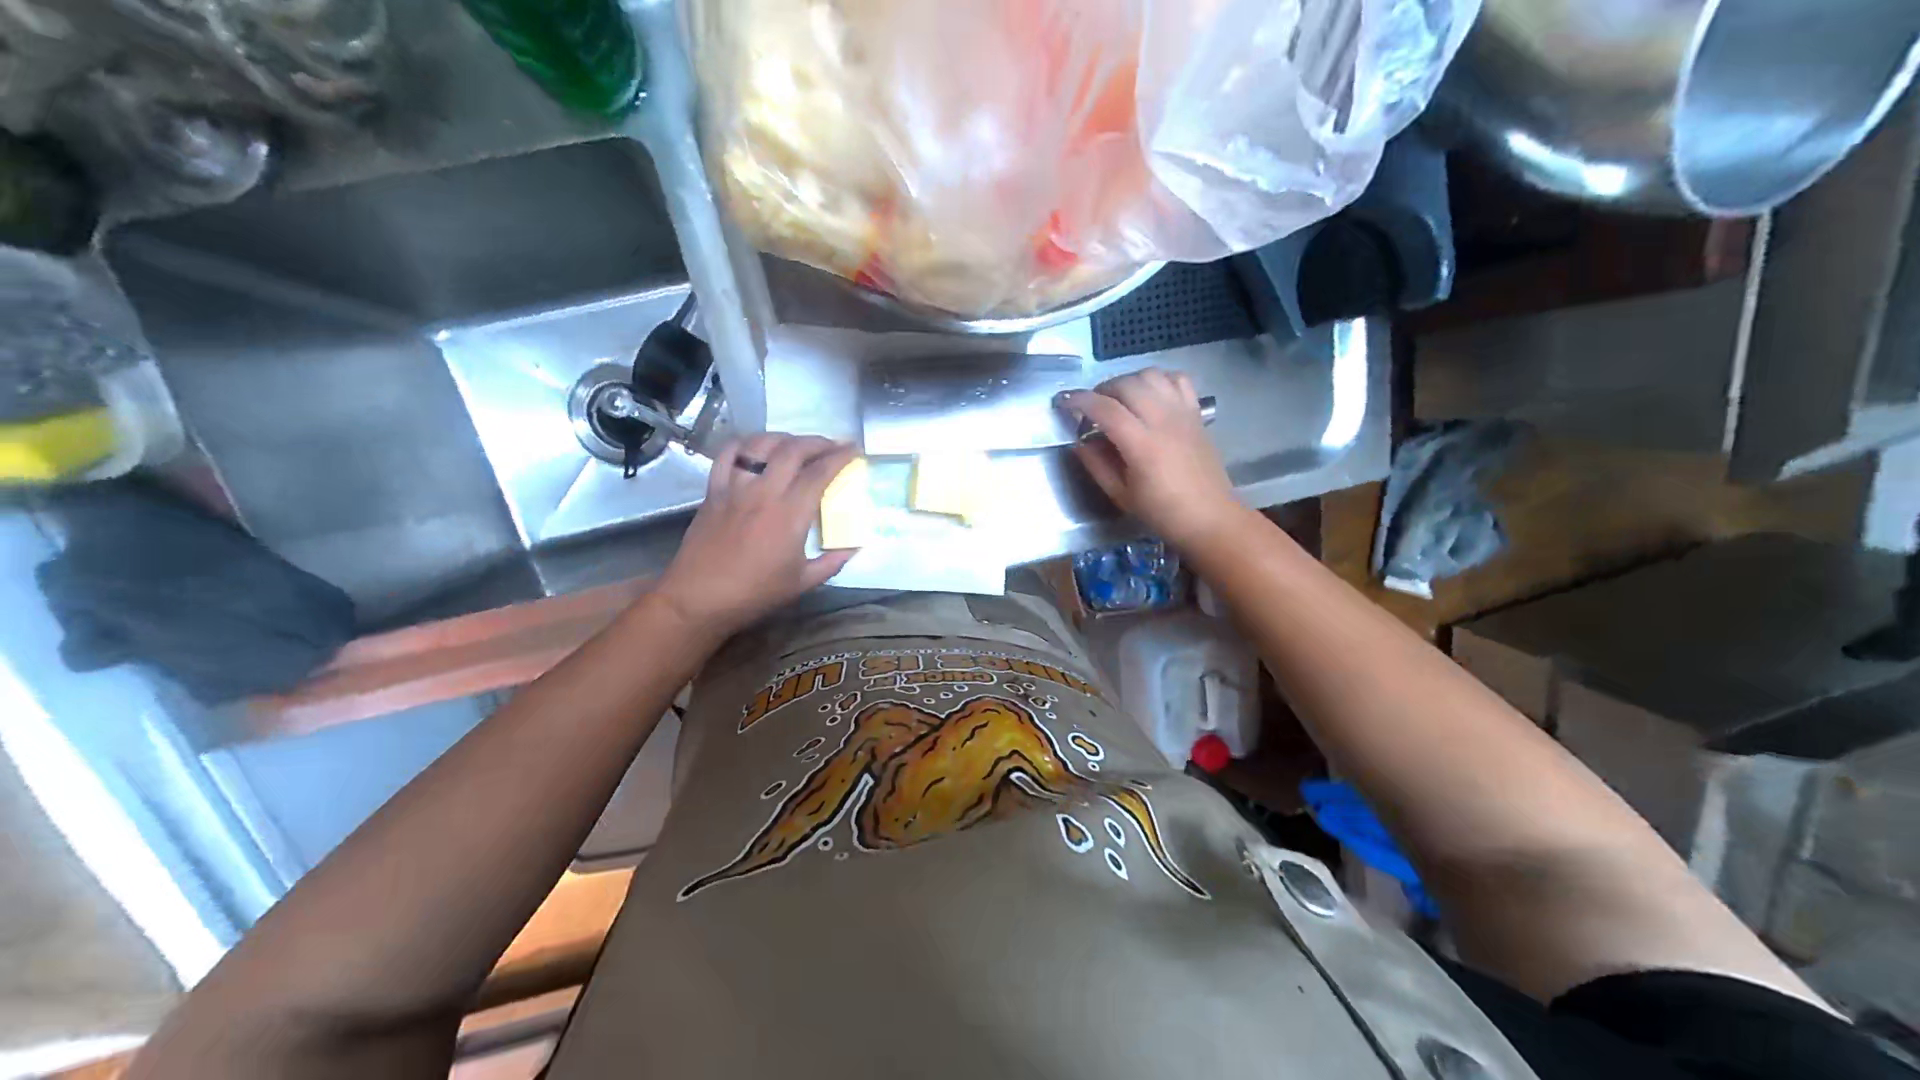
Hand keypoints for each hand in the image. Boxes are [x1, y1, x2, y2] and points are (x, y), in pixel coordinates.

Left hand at [653, 433, 858, 636]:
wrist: (699, 598)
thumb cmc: (754, 593)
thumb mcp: (802, 583)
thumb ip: (831, 563)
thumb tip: (853, 548)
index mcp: (790, 513)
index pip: (821, 472)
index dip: (841, 456)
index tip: (854, 450)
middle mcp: (764, 491)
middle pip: (793, 449)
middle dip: (818, 442)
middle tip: (832, 446)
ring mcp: (736, 487)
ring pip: (761, 445)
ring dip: (784, 438)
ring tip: (797, 445)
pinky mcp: (714, 491)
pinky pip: (727, 455)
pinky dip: (745, 444)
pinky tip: (755, 449)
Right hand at [1057, 368, 1243, 550]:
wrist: (1210, 517)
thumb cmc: (1162, 512)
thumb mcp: (1120, 495)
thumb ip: (1096, 464)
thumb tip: (1079, 441)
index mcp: (1143, 445)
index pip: (1106, 409)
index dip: (1081, 401)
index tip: (1065, 402)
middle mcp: (1164, 421)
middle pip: (1127, 384)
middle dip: (1102, 390)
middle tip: (1093, 408)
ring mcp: (1183, 413)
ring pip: (1151, 375)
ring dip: (1129, 381)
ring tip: (1120, 399)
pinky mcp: (1196, 413)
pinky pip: (1177, 379)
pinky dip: (1158, 380)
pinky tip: (1149, 395)